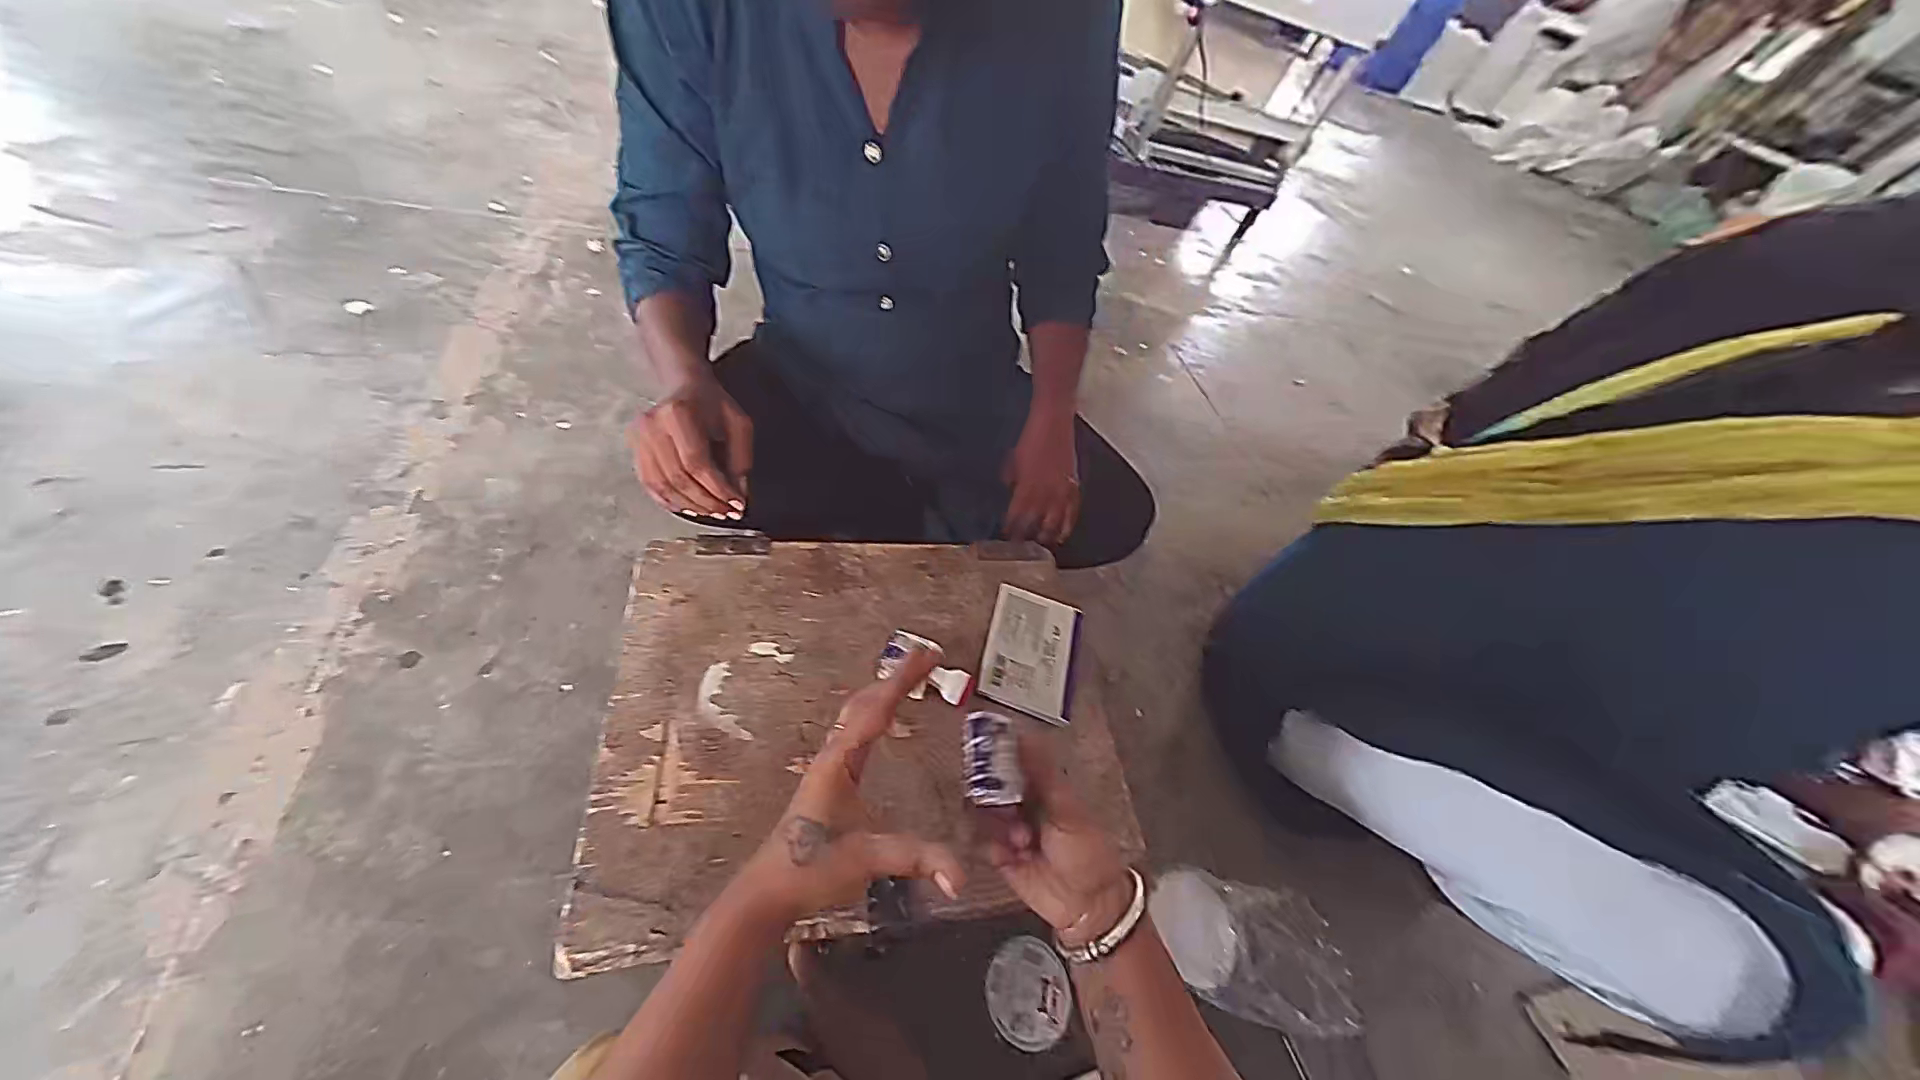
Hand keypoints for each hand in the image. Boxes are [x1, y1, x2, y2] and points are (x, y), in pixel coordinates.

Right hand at [628, 376, 752, 518]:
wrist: (685, 385)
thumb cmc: (714, 405)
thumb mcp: (739, 426)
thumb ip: (740, 462)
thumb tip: (737, 498)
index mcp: (679, 413)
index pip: (697, 463)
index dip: (718, 489)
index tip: (736, 504)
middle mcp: (652, 425)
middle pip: (678, 477)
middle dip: (706, 501)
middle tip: (726, 513)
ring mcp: (638, 437)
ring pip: (662, 485)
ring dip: (690, 505)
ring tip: (712, 513)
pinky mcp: (634, 448)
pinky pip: (650, 483)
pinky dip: (671, 501)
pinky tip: (690, 508)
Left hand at [740, 647, 965, 921]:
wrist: (768, 891)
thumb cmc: (809, 870)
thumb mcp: (865, 860)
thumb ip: (914, 860)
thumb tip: (959, 875)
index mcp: (839, 761)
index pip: (877, 709)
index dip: (904, 679)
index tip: (927, 655)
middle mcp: (833, 755)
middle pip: (867, 702)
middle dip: (898, 676)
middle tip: (927, 657)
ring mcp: (830, 765)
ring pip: (858, 713)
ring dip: (885, 690)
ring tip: (910, 677)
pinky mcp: (832, 778)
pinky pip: (857, 730)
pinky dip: (876, 711)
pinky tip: (884, 719)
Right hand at [976, 735, 1133, 949]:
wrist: (1088, 905)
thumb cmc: (1088, 851)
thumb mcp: (1067, 808)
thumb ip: (1043, 773)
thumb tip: (1025, 735)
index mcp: (1042, 784)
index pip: (1012, 759)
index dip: (997, 754)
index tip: (984, 750)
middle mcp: (1023, 803)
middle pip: (991, 785)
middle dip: (994, 795)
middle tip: (1008, 807)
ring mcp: (1010, 828)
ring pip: (984, 814)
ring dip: (999, 825)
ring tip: (1022, 840)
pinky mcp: (1001, 855)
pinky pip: (983, 843)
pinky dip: (994, 847)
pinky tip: (1014, 855)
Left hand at [1001, 411, 1079, 545]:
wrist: (1053, 421)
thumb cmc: (1030, 438)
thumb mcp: (1013, 460)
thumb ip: (1012, 479)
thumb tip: (1011, 492)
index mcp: (1026, 486)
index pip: (1017, 515)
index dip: (1012, 528)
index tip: (1007, 537)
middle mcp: (1044, 492)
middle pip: (1036, 522)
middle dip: (1029, 536)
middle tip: (1024, 547)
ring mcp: (1061, 489)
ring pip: (1056, 520)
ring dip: (1049, 535)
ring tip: (1044, 546)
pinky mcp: (1074, 484)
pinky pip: (1073, 510)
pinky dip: (1068, 523)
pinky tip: (1064, 533)